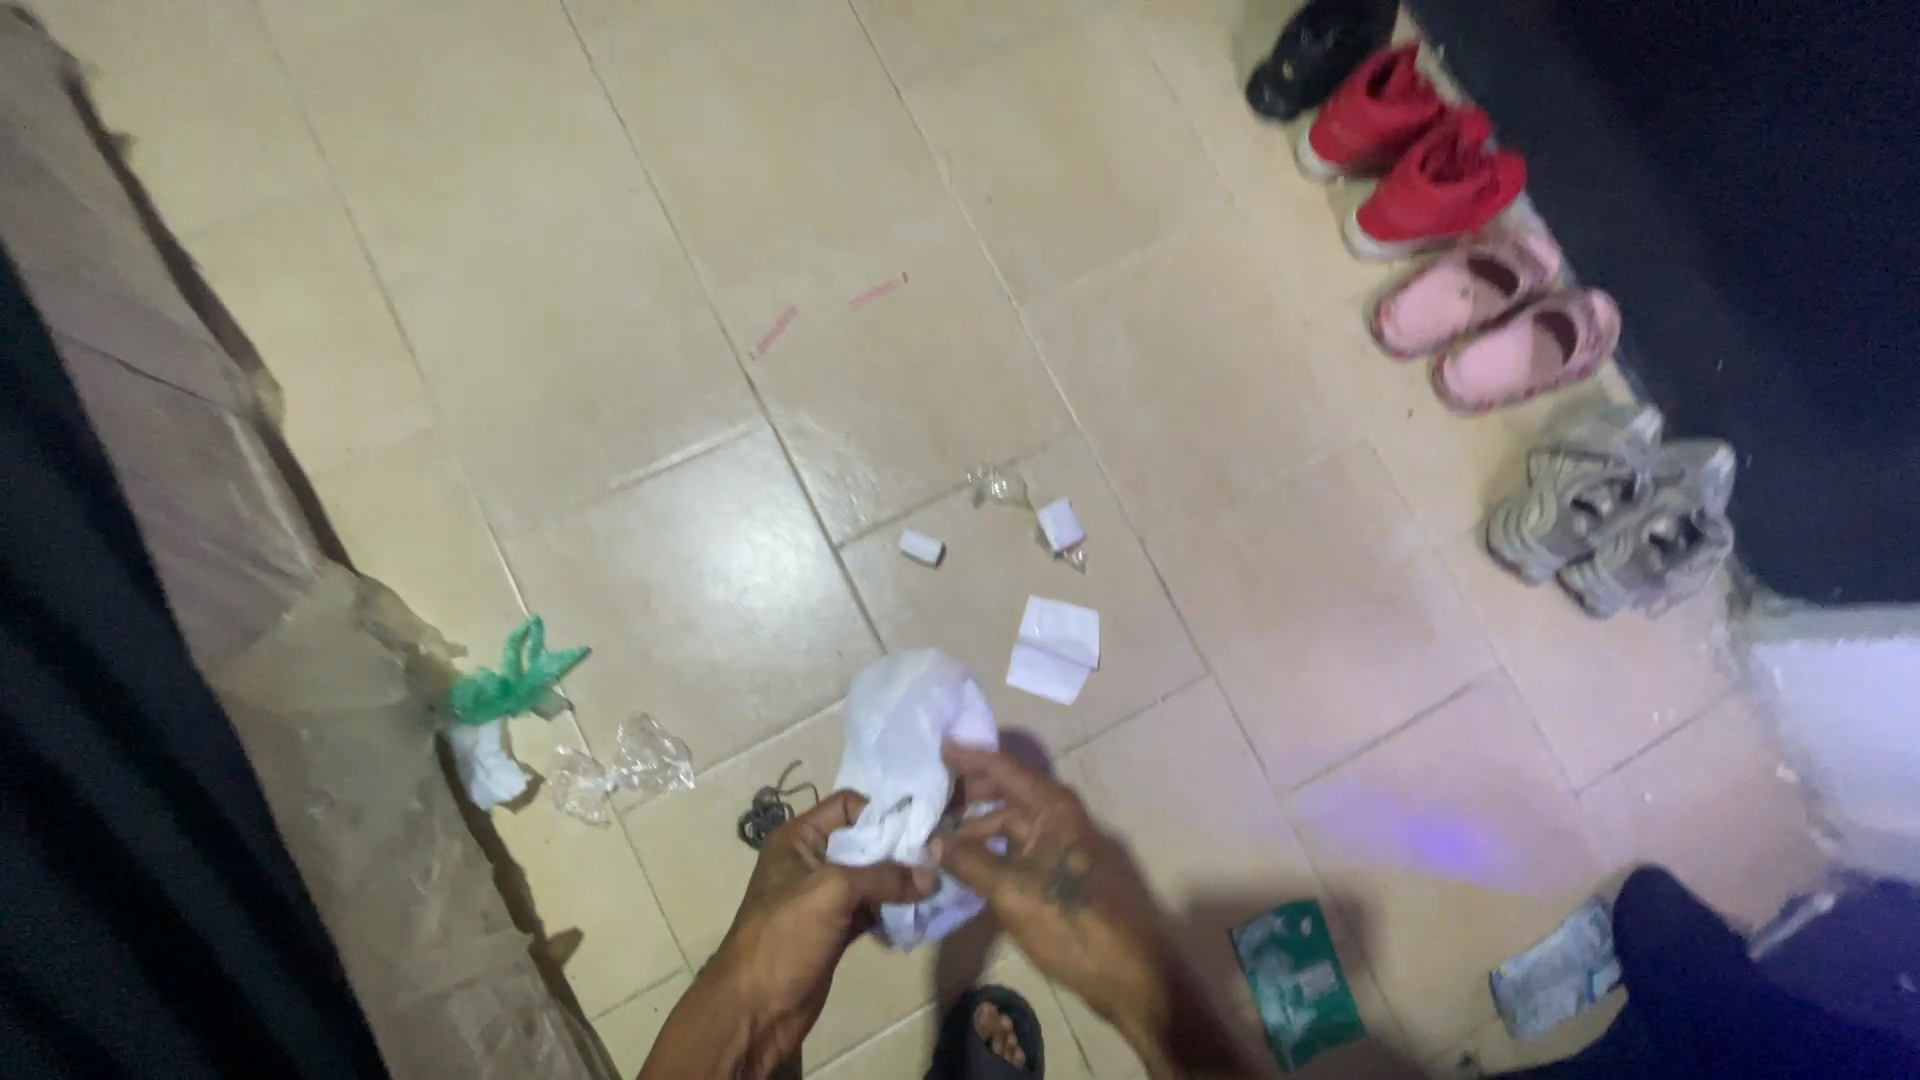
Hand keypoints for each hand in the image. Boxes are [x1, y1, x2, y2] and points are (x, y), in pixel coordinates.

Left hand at [641, 790, 934, 1078]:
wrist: (754, 1013)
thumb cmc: (784, 936)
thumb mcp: (833, 892)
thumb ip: (884, 877)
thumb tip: (933, 874)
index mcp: (798, 838)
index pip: (847, 804)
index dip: (881, 810)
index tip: (921, 823)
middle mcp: (812, 859)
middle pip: (865, 840)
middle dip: (899, 848)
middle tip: (938, 854)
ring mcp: (824, 897)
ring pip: (872, 877)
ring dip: (900, 882)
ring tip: (936, 884)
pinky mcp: (836, 929)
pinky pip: (873, 908)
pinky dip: (893, 910)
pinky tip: (919, 913)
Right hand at [934, 743, 1176, 1045]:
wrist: (1132, 976)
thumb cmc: (1072, 922)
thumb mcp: (1012, 891)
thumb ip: (969, 861)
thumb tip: (931, 839)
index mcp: (1052, 806)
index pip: (1003, 767)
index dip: (969, 756)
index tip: (937, 747)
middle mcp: (1058, 815)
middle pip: (1006, 791)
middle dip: (969, 791)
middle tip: (928, 794)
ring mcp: (1060, 844)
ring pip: (1010, 822)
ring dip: (977, 825)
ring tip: (938, 835)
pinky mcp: (1059, 872)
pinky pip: (1017, 847)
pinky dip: (991, 849)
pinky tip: (966, 863)